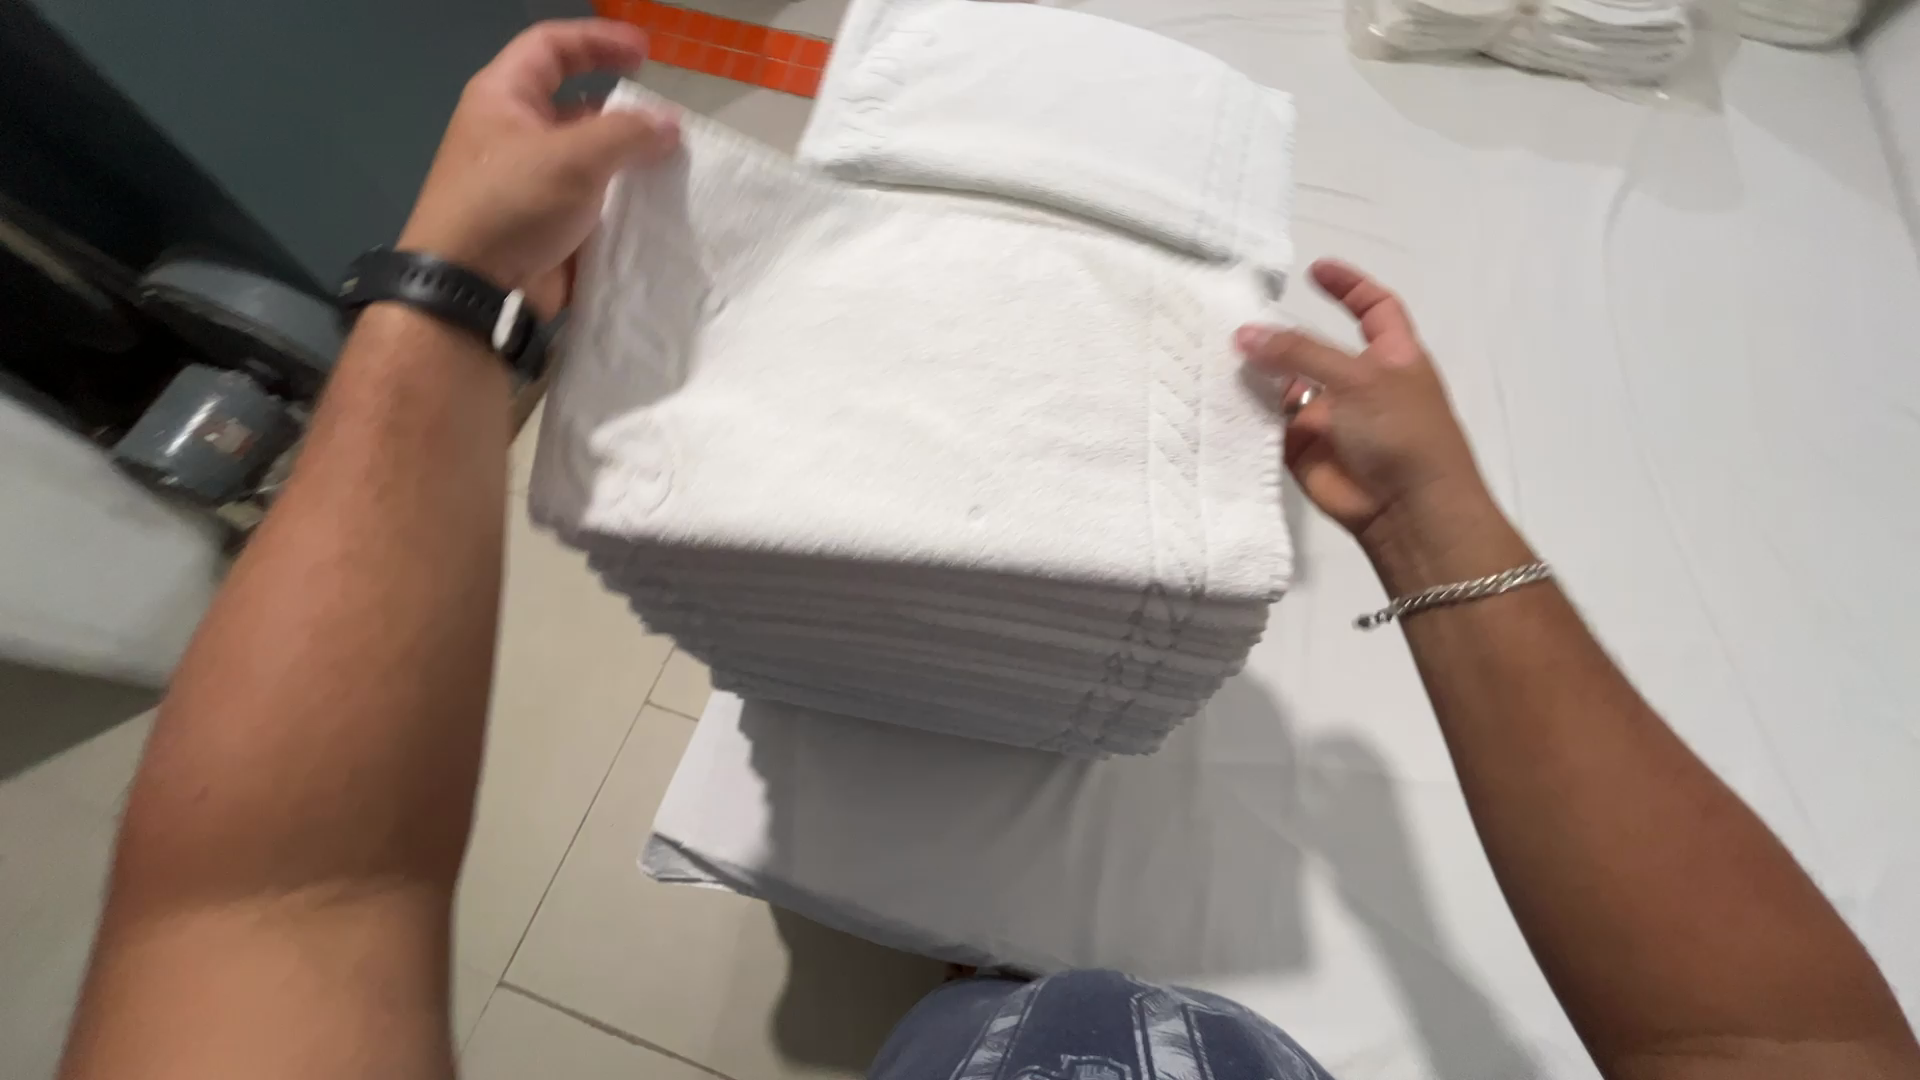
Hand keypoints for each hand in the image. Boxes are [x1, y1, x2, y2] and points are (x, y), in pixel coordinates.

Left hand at [397, 19, 680, 315]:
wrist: (479, 286)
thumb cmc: (512, 205)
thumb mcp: (571, 157)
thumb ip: (626, 135)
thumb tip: (671, 125)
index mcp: (506, 99)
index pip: (553, 49)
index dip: (598, 42)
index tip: (646, 53)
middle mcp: (521, 136)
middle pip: (581, 109)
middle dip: (628, 117)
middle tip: (671, 132)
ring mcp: (540, 186)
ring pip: (596, 164)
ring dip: (634, 168)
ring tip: (677, 175)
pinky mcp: (557, 228)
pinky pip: (600, 208)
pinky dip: (629, 209)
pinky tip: (661, 216)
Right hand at [1236, 260, 1492, 550]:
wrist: (1405, 508)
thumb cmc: (1402, 431)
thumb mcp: (1358, 378)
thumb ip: (1300, 353)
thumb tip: (1244, 334)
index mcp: (1390, 356)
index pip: (1372, 308)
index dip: (1348, 286)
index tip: (1314, 270)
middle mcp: (1356, 383)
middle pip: (1313, 348)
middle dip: (1280, 336)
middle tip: (1236, 323)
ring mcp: (1326, 417)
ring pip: (1284, 386)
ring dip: (1257, 373)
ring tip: (1216, 356)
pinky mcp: (1299, 448)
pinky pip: (1267, 423)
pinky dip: (1246, 412)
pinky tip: (1218, 395)